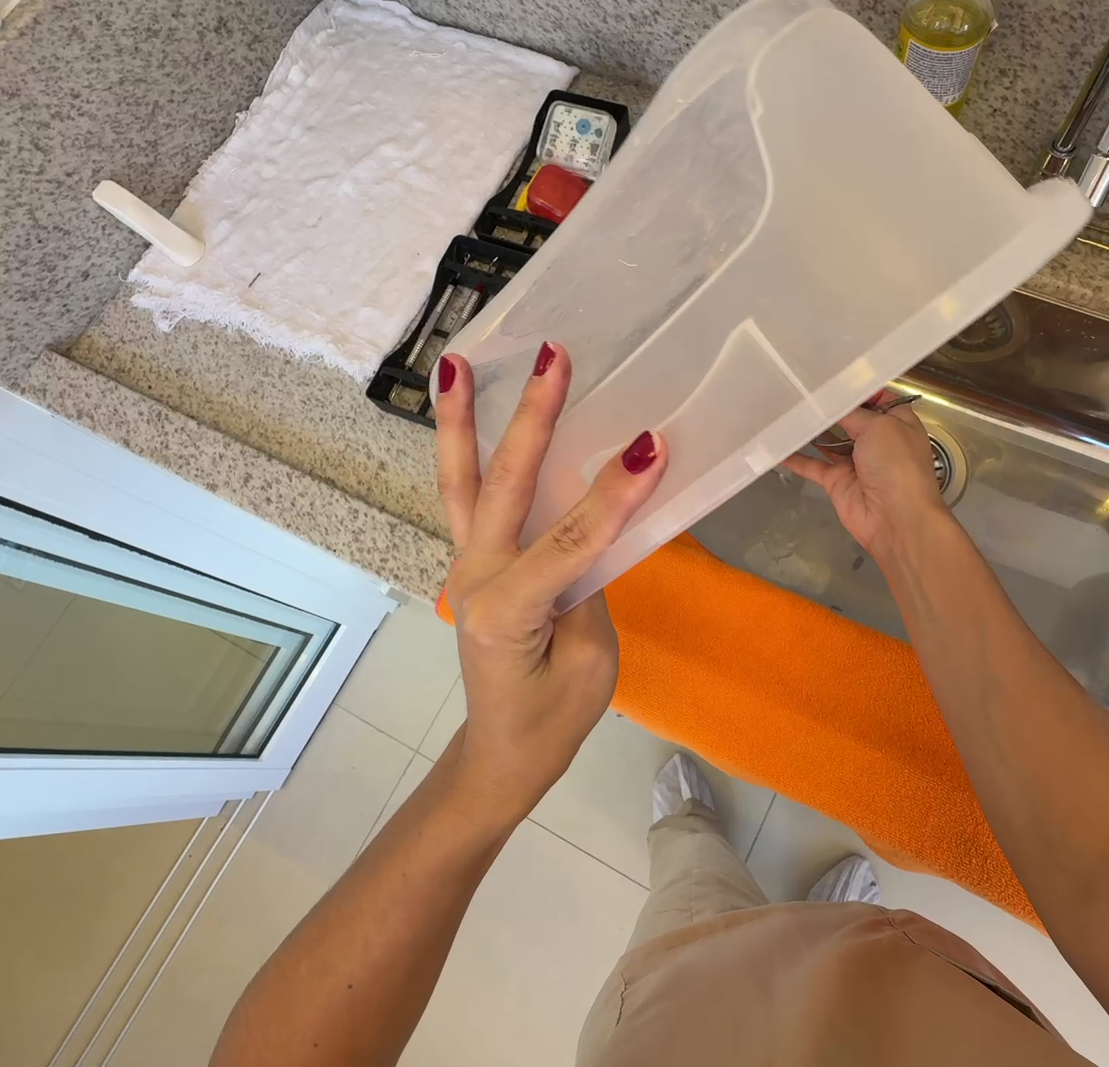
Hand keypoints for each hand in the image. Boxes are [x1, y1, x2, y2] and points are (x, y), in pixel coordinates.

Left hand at [433, 343, 666, 821]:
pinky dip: (464, 451)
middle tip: (555, 357)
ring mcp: (465, 565)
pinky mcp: (471, 562)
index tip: (652, 445)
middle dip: (534, 419)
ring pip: (461, 483)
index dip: (613, 494)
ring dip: (462, 421)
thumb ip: (588, 582)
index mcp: (508, 610)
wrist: (502, 751)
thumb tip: (594, 518)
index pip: (569, 541)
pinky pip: (464, 499)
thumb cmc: (551, 720)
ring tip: (457, 364)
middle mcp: (474, 576)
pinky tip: (464, 416)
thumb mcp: (588, 661)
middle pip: (503, 487)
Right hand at [782, 391, 948, 554]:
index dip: (858, 388)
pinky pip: (813, 465)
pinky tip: (780, 447)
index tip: (831, 377)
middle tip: (802, 391)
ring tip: (788, 411)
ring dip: (812, 430)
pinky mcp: (837, 481)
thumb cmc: (897, 465)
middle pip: (851, 418)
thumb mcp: (879, 426)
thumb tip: (831, 403)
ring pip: (829, 441)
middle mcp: (878, 440)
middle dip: (830, 408)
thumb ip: (852, 413)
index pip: (878, 397)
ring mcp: (856, 462)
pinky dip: (796, 458)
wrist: (895, 518)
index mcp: (897, 422)